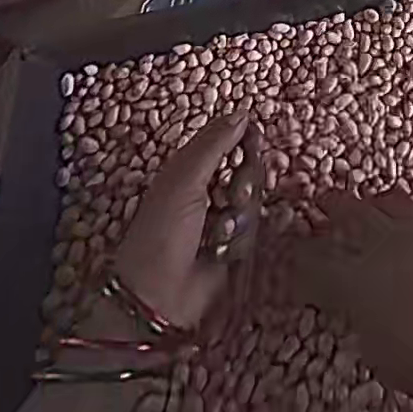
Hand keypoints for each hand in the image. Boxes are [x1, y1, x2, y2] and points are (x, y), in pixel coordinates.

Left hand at [111, 112, 258, 330]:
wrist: (157, 299)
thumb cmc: (163, 232)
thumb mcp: (185, 180)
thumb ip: (214, 144)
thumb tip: (242, 112)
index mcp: (191, 168)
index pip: (228, 140)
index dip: (243, 140)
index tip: (254, 141)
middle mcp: (209, 189)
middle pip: (247, 170)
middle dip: (244, 184)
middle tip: (232, 198)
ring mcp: (223, 219)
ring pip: (254, 201)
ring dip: (241, 217)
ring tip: (221, 234)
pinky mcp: (236, 247)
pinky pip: (255, 230)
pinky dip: (243, 238)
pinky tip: (227, 250)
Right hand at [292, 190, 412, 405]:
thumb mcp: (374, 346)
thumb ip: (352, 310)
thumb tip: (343, 296)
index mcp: (356, 279)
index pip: (312, 262)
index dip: (297, 260)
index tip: (289, 260)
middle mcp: (380, 243)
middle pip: (343, 213)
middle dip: (324, 210)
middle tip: (313, 208)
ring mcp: (411, 228)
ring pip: (376, 200)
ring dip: (362, 203)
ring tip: (354, 205)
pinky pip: (409, 205)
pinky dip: (396, 209)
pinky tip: (394, 216)